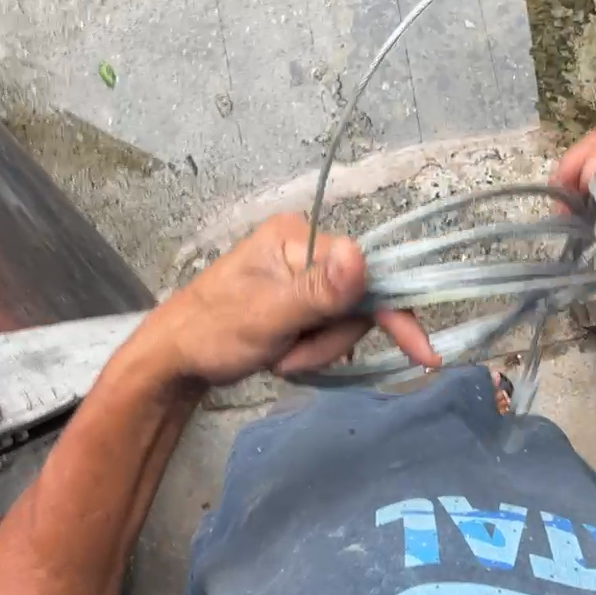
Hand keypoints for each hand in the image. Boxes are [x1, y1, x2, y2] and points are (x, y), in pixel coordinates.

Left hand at [139, 213, 440, 386]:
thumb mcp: (266, 315)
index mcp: (297, 235)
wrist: (173, 359)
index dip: (390, 312)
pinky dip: (312, 350)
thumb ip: (317, 291)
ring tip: (277, 357)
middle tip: (289, 357)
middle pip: (356, 300)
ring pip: (343, 321)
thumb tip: (361, 256)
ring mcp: (301, 275)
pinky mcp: (298, 300)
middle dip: (328, 340)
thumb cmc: (212, 332)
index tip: (422, 355)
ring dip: (316, 350)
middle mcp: (304, 247)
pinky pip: (328, 328)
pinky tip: (282, 355)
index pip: (364, 271)